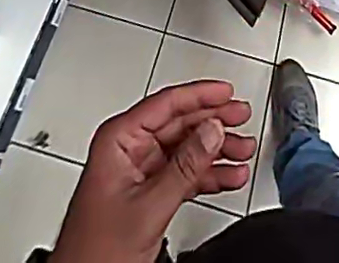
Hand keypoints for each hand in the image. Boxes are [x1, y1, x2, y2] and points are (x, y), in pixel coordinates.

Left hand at [49, 81, 255, 262]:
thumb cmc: (95, 251)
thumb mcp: (148, 205)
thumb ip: (185, 166)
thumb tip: (212, 129)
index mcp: (120, 139)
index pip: (166, 104)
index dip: (199, 95)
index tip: (226, 92)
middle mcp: (130, 148)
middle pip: (180, 122)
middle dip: (214, 121)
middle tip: (242, 116)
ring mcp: (139, 169)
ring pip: (186, 147)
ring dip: (216, 149)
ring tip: (243, 149)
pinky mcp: (148, 190)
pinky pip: (184, 172)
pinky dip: (207, 174)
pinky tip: (228, 175)